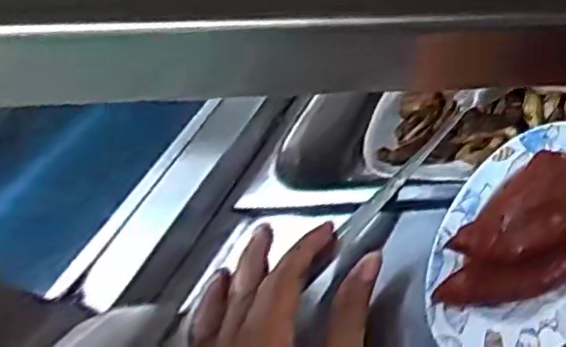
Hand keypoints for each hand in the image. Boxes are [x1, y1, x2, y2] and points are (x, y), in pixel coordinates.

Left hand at [189, 223, 380, 346]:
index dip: (305, 247)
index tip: (327, 230)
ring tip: (228, 270)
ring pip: (210, 320)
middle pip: (244, 292)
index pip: (283, 278)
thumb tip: (369, 261)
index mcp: (266, 338)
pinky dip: (202, 322)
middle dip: (259, 257)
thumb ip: (351, 314)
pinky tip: (206, 316)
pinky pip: (197, 344)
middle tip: (267, 230)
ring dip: (223, 291)